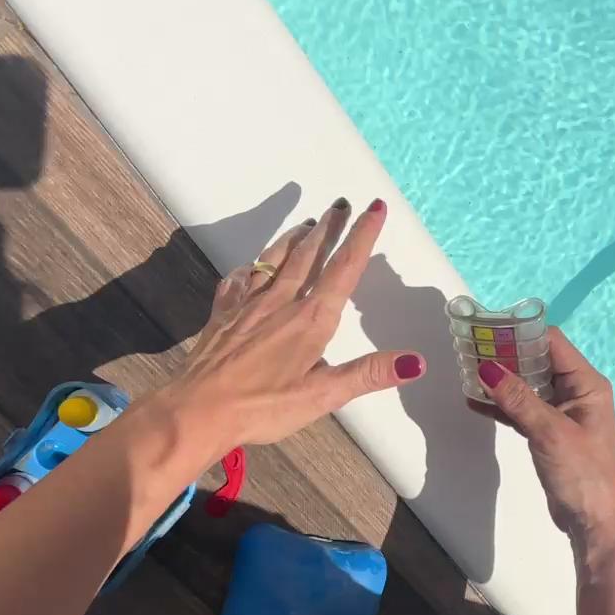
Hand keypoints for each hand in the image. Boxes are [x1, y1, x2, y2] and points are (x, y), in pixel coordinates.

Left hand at [157, 198, 424, 448]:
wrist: (199, 410)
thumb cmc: (262, 407)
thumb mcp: (322, 396)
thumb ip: (367, 374)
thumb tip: (415, 362)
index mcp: (310, 320)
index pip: (343, 270)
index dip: (362, 238)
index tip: (375, 208)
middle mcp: (280, 304)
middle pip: (309, 256)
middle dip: (329, 229)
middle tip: (341, 204)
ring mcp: (248, 306)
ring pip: (275, 261)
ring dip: (294, 239)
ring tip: (307, 223)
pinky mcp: (223, 316)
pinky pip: (238, 282)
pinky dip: (250, 269)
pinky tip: (251, 267)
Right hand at [471, 327, 614, 540]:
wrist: (594, 522)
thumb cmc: (582, 474)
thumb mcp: (549, 432)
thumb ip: (518, 399)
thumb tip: (486, 367)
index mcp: (587, 385)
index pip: (552, 343)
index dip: (521, 334)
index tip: (488, 331)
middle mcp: (576, 393)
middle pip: (537, 362)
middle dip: (506, 355)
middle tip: (471, 349)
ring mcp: (562, 415)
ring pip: (527, 387)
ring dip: (502, 381)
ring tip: (468, 371)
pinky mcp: (549, 435)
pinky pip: (523, 411)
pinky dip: (502, 406)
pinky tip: (476, 402)